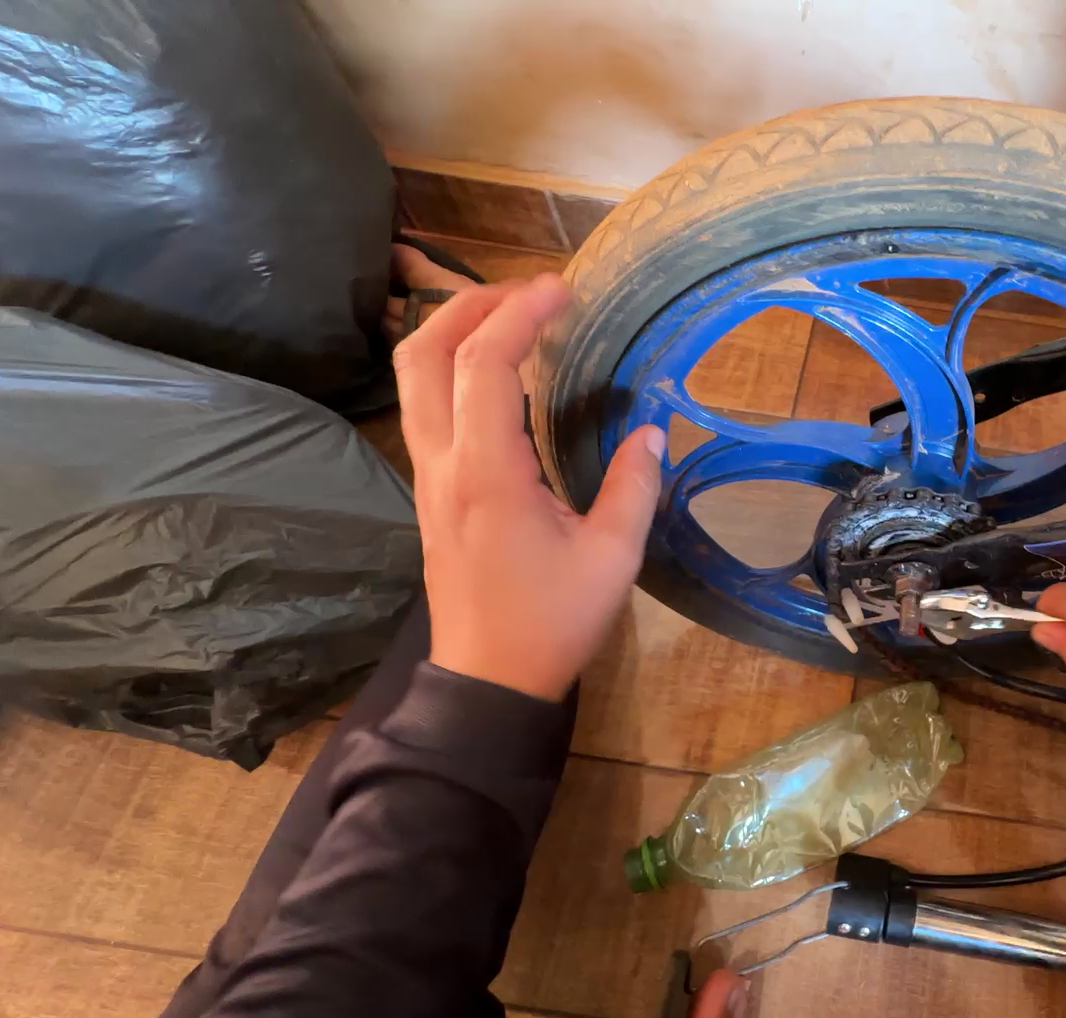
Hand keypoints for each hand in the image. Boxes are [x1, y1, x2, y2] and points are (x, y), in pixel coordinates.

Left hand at [393, 273, 664, 700]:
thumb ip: (635, 485)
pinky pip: (429, 407)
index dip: (521, 314)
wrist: (491, 678)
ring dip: (456, 333)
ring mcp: (428, 477)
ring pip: (414, 378)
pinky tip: (504, 380)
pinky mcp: (432, 492)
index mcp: (488, 473)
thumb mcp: (614, 556)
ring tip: (515, 321)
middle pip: (422, 353)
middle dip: (471, 305)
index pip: (486, 364)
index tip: (563, 291)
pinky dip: (457, 370)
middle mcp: (443, 463)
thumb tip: (651, 431)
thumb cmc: (555, 620)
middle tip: (530, 294)